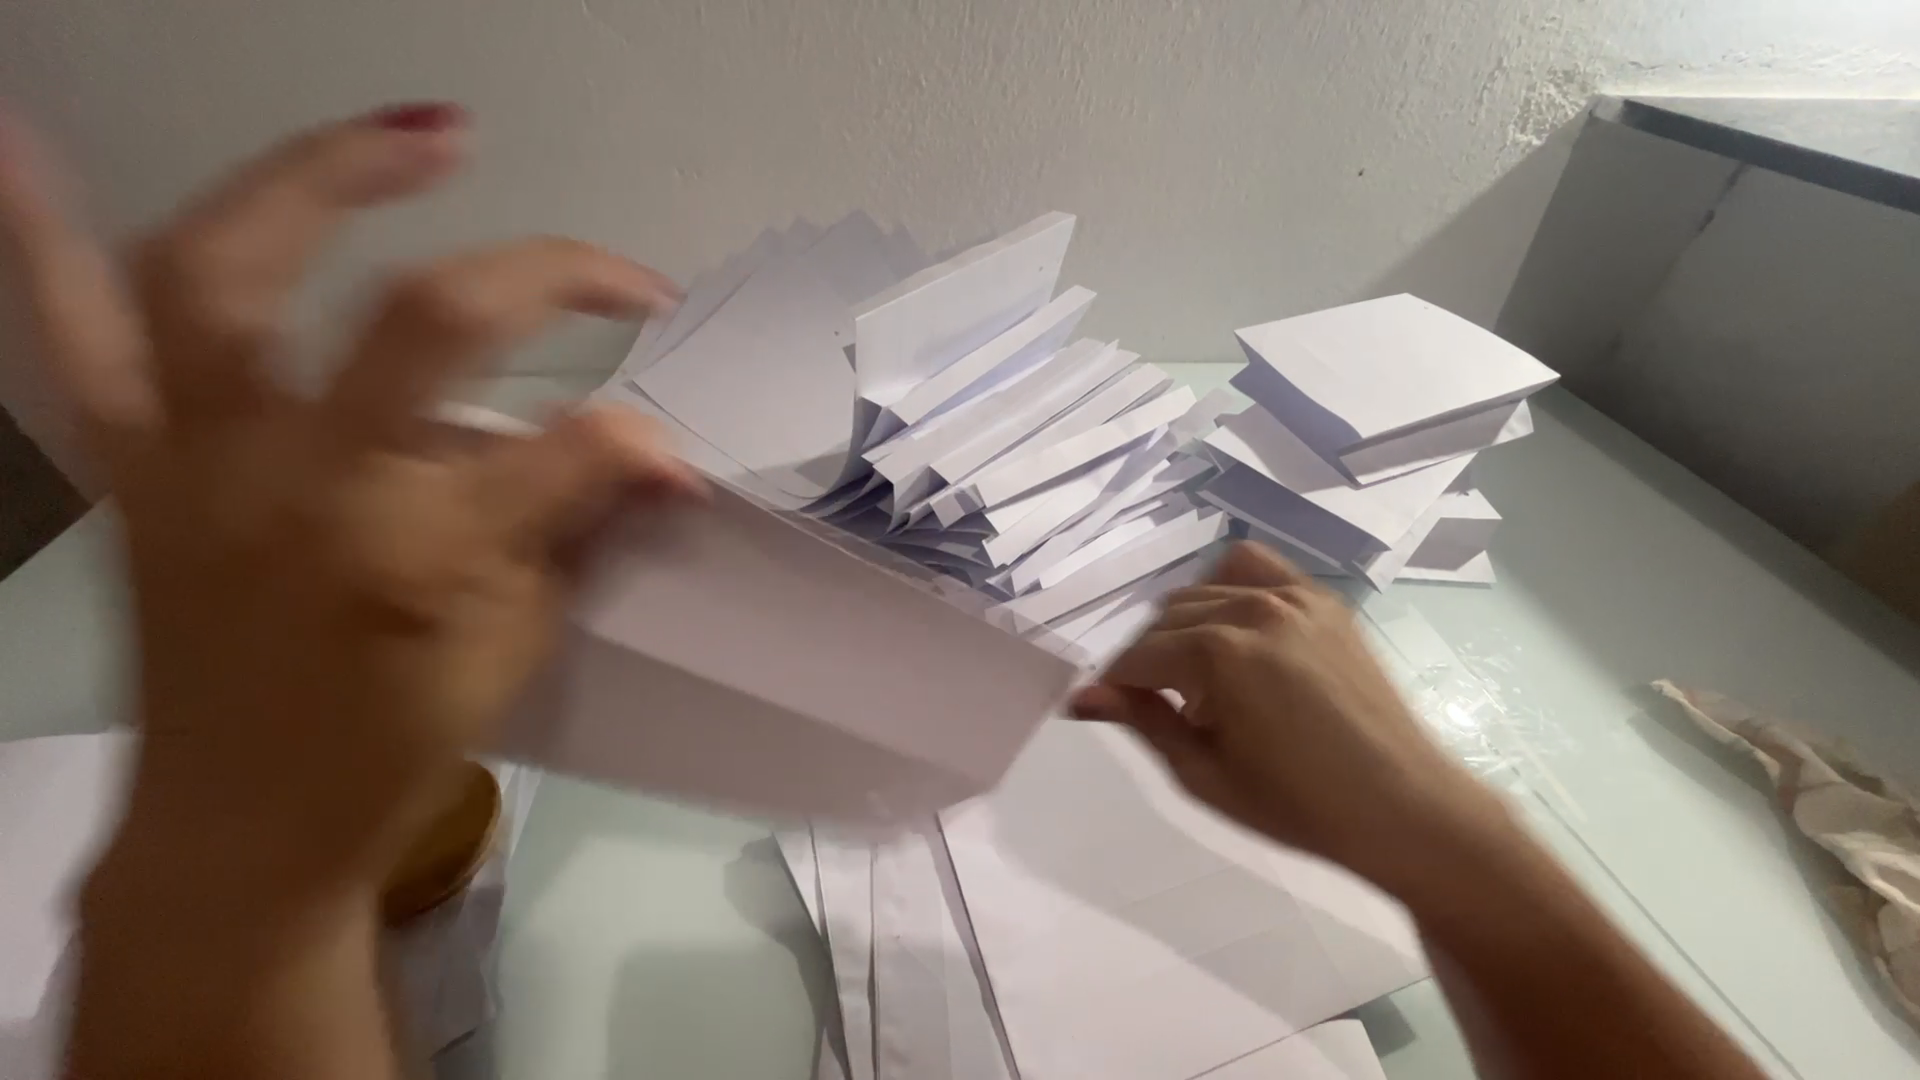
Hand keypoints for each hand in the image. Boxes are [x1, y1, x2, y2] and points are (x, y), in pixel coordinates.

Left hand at [0, 103, 701, 898]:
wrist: (244, 820)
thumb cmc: (402, 736)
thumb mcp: (521, 639)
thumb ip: (581, 528)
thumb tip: (661, 461)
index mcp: (421, 552)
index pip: (572, 454)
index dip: (643, 445)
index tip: (680, 464)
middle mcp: (304, 484)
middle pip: (418, 321)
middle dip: (538, 275)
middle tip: (610, 268)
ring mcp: (198, 460)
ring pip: (226, 275)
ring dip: (323, 182)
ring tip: (421, 142)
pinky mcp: (135, 466)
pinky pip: (66, 335)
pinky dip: (36, 229)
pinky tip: (24, 135)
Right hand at [1071, 542, 1505, 887]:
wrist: (1403, 808)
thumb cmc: (1296, 805)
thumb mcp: (1203, 773)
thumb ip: (1141, 720)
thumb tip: (1080, 696)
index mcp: (1217, 655)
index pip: (1136, 656)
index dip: (1114, 684)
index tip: (1107, 707)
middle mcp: (1249, 610)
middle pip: (1164, 619)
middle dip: (1148, 659)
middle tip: (1161, 703)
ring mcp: (1292, 597)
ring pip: (1201, 591)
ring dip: (1183, 626)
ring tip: (1200, 672)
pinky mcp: (1321, 598)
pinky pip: (1254, 566)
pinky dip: (1228, 585)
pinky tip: (1232, 624)